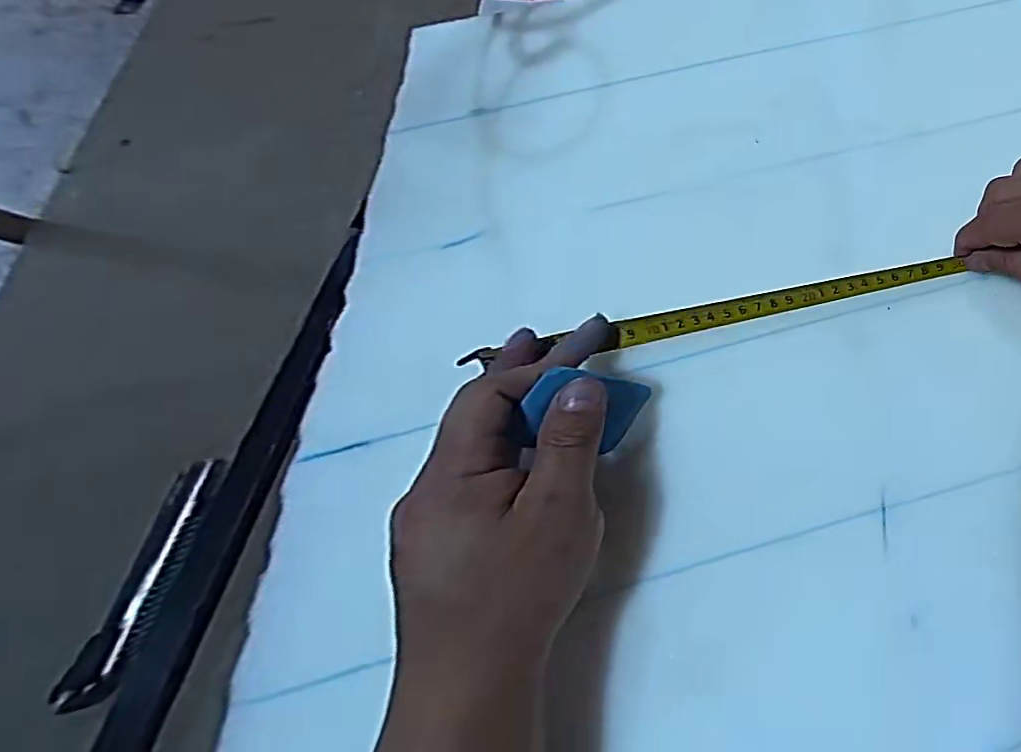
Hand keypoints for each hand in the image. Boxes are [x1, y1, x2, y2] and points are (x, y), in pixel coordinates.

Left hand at [385, 316, 615, 704]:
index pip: (490, 398)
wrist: (470, 686)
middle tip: (539, 335)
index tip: (589, 341)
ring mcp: (434, 518)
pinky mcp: (447, 541)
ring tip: (539, 377)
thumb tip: (579, 384)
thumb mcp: (558, 511)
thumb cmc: (518, 593)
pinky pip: (481, 469)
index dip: (541, 366)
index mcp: (449, 478)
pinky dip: (511, 439)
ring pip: (477, 443)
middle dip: (513, 371)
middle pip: (474, 415)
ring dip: (513, 406)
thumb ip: (570, 442)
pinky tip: (529, 445)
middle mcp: (431, 491)